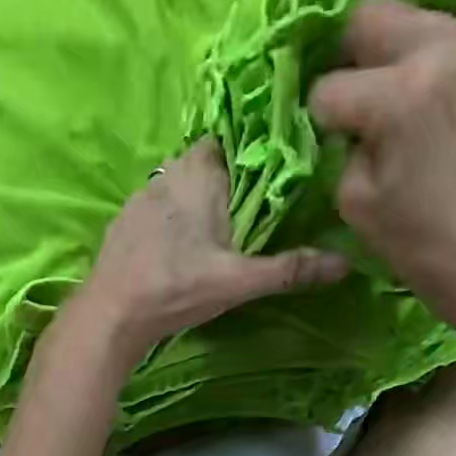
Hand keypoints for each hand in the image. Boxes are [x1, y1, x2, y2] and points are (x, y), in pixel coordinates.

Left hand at [74, 138, 346, 365]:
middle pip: (205, 164)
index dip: (251, 150)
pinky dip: (167, 221)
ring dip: (193, 202)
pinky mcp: (121, 225)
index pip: (231, 139)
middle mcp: (167, 174)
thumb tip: (345, 264)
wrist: (109, 316)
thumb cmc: (175, 288)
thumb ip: (288, 269)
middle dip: (225, 180)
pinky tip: (175, 247)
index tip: (271, 170)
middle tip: (248, 209)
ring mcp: (139, 198)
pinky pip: (153, 210)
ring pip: (176, 187)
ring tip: (214, 229)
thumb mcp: (237, 281)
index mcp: (200, 173)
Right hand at [308, 0, 455, 302]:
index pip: (330, 85)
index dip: (322, 117)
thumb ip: (345, 146)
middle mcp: (449, 50)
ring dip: (406, 61)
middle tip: (361, 98)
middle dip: (356, 57)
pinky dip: (450, 71)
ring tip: (412, 107)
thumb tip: (352, 123)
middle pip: (375, 17)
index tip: (330, 140)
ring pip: (426, 25)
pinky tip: (452, 112)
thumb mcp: (353, 199)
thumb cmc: (417, 240)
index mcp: (398, 95)